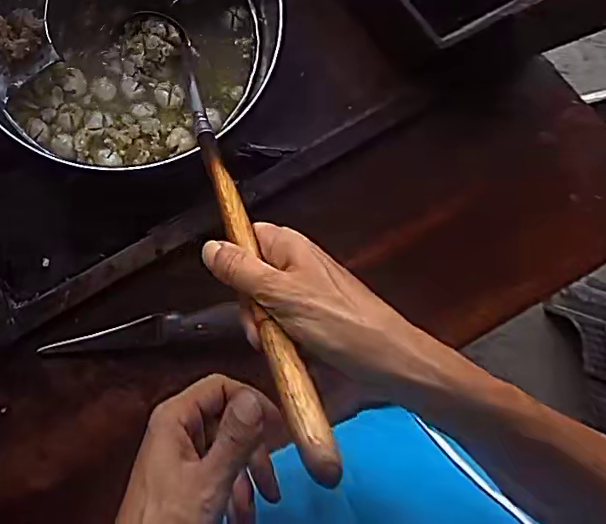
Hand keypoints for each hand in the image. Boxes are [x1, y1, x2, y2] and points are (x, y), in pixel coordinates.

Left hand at [115, 374, 283, 523]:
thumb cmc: (162, 522)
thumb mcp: (208, 481)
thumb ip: (233, 440)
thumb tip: (252, 399)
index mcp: (174, 417)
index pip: (219, 386)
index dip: (251, 401)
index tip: (277, 426)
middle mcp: (175, 428)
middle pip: (225, 420)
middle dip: (252, 452)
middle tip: (268, 482)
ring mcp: (177, 453)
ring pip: (224, 450)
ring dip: (244, 480)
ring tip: (249, 511)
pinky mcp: (181, 478)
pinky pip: (215, 472)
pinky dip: (231, 492)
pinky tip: (237, 516)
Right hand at [203, 222, 479, 408]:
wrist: (397, 368)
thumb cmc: (350, 328)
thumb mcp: (282, 297)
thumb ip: (241, 271)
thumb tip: (209, 248)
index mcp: (288, 245)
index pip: (242, 236)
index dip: (234, 263)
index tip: (237, 287)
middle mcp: (295, 263)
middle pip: (248, 275)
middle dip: (251, 307)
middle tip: (265, 326)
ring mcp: (305, 291)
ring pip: (263, 305)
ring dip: (267, 329)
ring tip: (286, 345)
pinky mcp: (313, 318)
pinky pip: (281, 325)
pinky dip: (283, 342)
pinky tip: (296, 354)